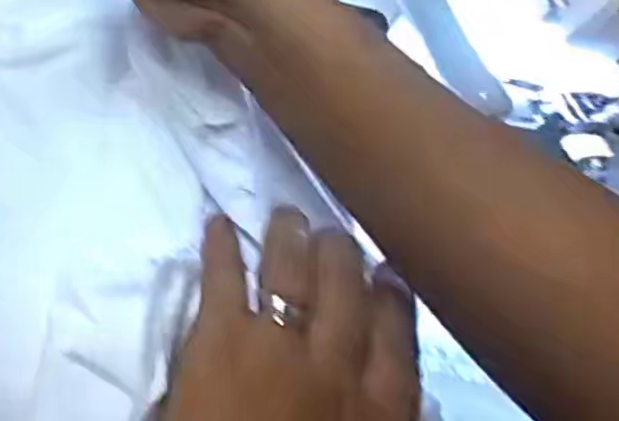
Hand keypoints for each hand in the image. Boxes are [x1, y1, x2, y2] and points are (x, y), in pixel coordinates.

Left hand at [163, 210, 420, 420]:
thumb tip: (403, 392)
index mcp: (378, 412)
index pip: (396, 334)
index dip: (392, 295)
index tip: (387, 269)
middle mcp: (333, 365)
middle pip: (344, 286)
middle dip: (339, 251)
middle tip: (331, 234)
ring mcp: (275, 343)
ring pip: (290, 267)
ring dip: (288, 235)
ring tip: (286, 217)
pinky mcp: (220, 334)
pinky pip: (224, 274)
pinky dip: (219, 244)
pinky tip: (215, 220)